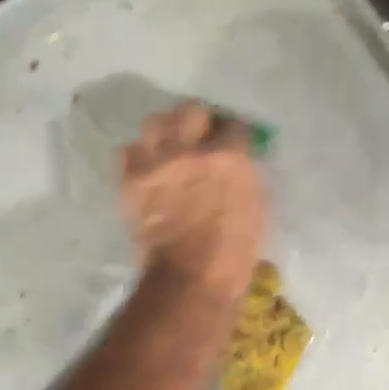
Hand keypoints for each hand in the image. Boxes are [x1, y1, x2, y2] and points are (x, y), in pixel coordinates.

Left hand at [120, 103, 265, 293]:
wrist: (191, 279)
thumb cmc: (235, 252)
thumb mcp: (257, 209)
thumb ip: (246, 177)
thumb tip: (238, 164)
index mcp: (230, 158)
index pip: (237, 126)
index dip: (237, 134)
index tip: (237, 143)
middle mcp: (191, 150)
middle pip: (192, 110)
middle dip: (200, 121)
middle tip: (203, 136)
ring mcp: (157, 162)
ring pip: (156, 122)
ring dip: (167, 132)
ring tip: (171, 148)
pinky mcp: (131, 179)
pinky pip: (131, 151)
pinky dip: (141, 157)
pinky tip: (150, 170)